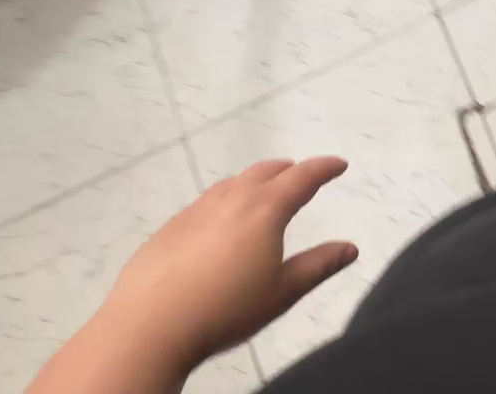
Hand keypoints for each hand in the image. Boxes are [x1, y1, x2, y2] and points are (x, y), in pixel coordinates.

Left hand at [94, 157, 358, 375]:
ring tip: (262, 193)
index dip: (325, 168)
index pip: (304, 176)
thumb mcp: (282, 293)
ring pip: (234, 182)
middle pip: (267, 171)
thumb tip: (352, 248)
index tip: (339, 165)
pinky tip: (219, 223)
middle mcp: (233, 199)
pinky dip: (225, 200)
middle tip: (302, 177)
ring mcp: (196, 211)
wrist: (143, 330)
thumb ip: (320, 265)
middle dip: (290, 170)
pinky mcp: (169, 229)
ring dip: (256, 181)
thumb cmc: (224, 310)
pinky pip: (206, 202)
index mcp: (266, 209)